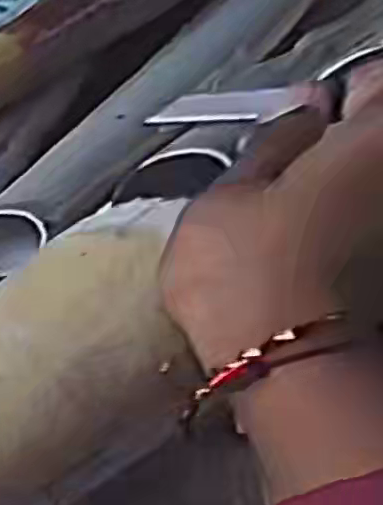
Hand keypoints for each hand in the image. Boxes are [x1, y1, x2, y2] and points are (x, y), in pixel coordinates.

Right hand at [161, 67, 382, 369]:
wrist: (283, 344)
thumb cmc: (242, 267)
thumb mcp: (220, 201)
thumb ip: (265, 147)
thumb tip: (294, 114)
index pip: (365, 77)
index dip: (317, 101)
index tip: (282, 127)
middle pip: (376, 129)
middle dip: (334, 145)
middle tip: (279, 177)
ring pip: (368, 177)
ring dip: (336, 186)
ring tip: (286, 219)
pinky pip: (364, 218)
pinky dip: (342, 222)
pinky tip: (305, 247)